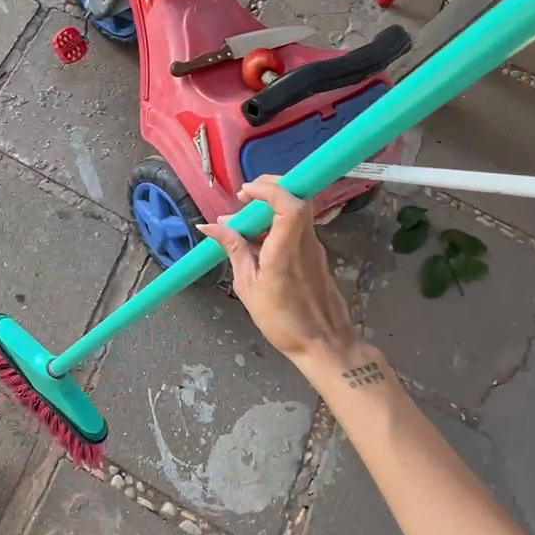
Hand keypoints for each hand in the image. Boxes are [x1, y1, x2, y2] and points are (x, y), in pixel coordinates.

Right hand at [197, 179, 356, 360]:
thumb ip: (233, 249)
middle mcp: (305, 242)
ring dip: (269, 210)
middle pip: (296, 199)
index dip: (268, 189)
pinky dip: (276, 225)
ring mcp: (314, 248)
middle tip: (242, 199)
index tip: (244, 193)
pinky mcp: (316, 256)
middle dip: (269, 189)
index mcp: (286, 250)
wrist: (325, 346)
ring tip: (241, 227)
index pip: (289, 203)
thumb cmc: (282, 321)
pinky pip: (296, 229)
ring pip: (295, 213)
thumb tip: (209, 226)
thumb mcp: (248, 286)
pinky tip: (256, 243)